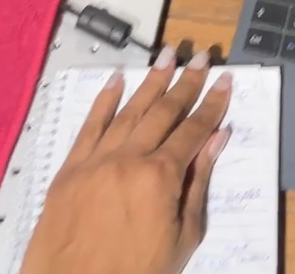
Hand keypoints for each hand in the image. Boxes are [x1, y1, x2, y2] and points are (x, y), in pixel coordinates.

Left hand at [22, 47, 232, 273]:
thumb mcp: (182, 239)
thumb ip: (199, 183)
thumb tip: (218, 138)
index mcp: (161, 177)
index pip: (194, 130)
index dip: (212, 104)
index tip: (225, 80)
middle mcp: (130, 159)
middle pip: (164, 111)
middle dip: (186, 82)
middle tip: (200, 57)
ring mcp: (96, 161)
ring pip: (130, 110)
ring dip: (151, 81)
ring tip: (168, 55)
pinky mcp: (69, 171)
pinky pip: (89, 127)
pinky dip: (104, 101)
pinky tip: (117, 80)